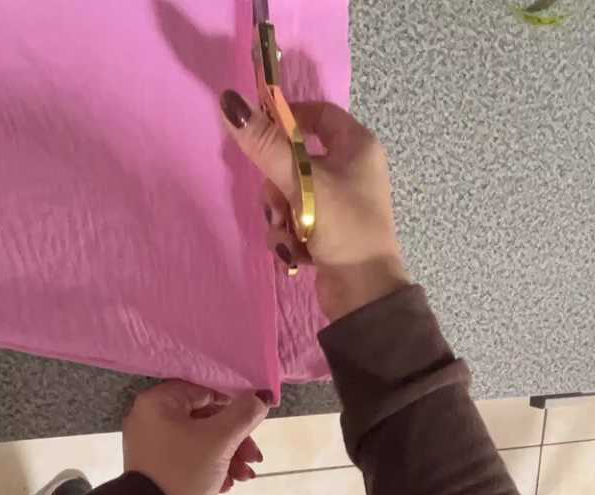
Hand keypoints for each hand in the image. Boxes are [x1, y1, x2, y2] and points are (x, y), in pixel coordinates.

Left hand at [122, 380, 267, 494]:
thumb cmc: (185, 471)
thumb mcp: (220, 440)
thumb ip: (243, 414)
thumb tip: (261, 397)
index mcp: (158, 403)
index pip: (203, 390)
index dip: (233, 402)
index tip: (254, 418)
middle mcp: (150, 420)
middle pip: (205, 419)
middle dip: (236, 439)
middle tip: (255, 457)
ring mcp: (153, 447)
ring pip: (201, 442)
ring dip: (229, 457)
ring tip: (245, 477)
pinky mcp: (159, 471)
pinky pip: (190, 460)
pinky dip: (212, 469)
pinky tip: (227, 485)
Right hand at [219, 91, 410, 321]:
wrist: (363, 291)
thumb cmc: (342, 226)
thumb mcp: (301, 181)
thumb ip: (265, 145)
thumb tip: (230, 103)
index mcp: (357, 146)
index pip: (318, 114)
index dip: (288, 119)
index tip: (260, 134)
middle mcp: (352, 171)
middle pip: (295, 160)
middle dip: (278, 186)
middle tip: (279, 204)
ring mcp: (340, 205)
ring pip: (291, 196)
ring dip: (281, 217)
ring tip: (290, 235)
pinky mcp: (329, 234)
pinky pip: (296, 223)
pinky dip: (290, 236)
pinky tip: (296, 252)